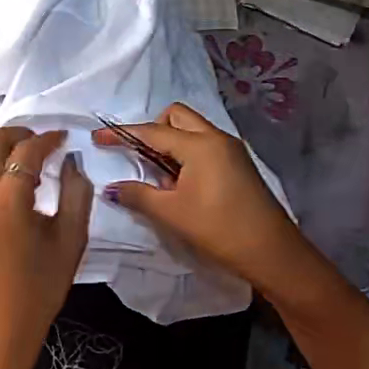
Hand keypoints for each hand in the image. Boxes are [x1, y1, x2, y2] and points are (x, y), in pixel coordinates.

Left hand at [0, 127, 92, 349]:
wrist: (4, 318)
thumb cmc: (43, 283)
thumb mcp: (71, 237)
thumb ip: (76, 192)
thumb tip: (72, 162)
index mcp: (7, 201)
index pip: (25, 152)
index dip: (48, 139)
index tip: (65, 138)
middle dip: (17, 134)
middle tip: (44, 143)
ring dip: (2, 146)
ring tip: (32, 157)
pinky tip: (19, 177)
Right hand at [93, 102, 317, 297]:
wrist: (270, 251)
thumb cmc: (217, 229)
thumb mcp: (170, 213)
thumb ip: (137, 195)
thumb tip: (112, 188)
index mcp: (199, 145)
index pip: (152, 131)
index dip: (122, 135)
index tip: (98, 137)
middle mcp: (216, 138)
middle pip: (176, 117)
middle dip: (152, 130)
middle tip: (138, 158)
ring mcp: (230, 150)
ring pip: (192, 130)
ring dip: (169, 144)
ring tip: (160, 179)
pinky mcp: (237, 164)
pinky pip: (204, 145)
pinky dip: (185, 154)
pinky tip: (180, 185)